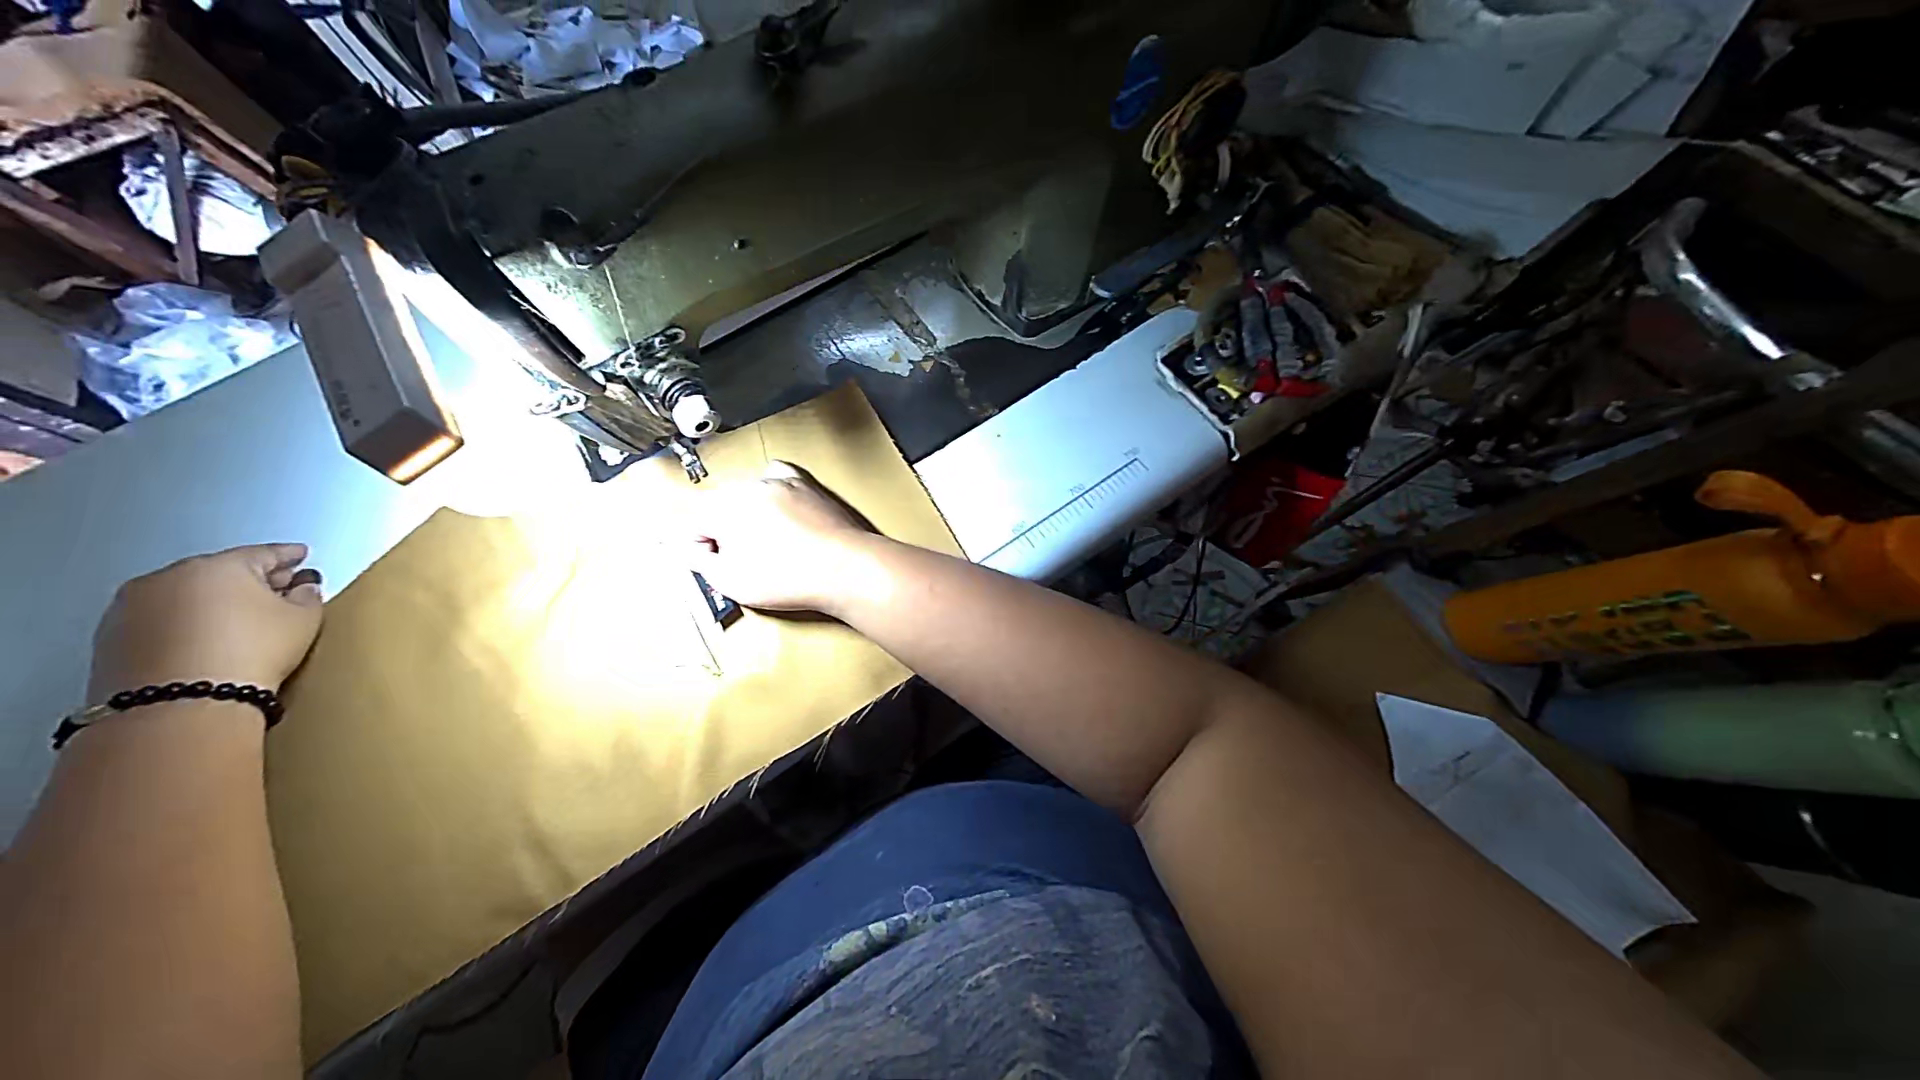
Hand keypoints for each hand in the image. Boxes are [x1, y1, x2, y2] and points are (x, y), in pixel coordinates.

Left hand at [89, 544, 324, 700]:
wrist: (180, 705)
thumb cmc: (250, 654)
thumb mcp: (303, 620)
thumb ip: (307, 596)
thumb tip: (301, 589)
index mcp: (219, 565)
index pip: (263, 553)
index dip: (288, 555)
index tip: (299, 556)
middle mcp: (169, 577)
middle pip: (220, 572)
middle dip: (250, 581)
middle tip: (277, 593)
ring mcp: (132, 607)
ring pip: (185, 596)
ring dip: (213, 604)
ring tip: (241, 624)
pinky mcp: (111, 638)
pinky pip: (161, 622)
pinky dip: (185, 626)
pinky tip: (207, 643)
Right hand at [685, 462, 876, 613]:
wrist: (844, 569)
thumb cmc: (793, 577)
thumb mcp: (730, 581)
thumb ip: (701, 562)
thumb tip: (697, 552)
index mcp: (724, 506)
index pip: (692, 523)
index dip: (699, 548)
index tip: (713, 562)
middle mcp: (750, 486)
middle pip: (719, 506)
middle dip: (724, 531)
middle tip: (741, 559)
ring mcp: (781, 482)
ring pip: (749, 494)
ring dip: (750, 515)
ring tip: (768, 544)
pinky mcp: (806, 485)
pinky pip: (780, 480)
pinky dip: (775, 494)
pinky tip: (782, 515)